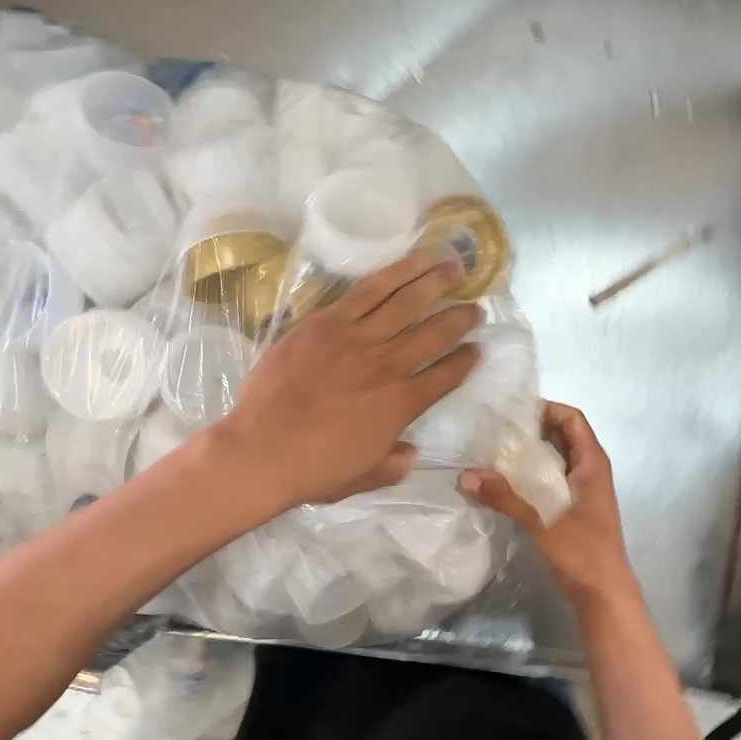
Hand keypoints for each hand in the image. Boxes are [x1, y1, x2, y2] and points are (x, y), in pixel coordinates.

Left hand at [212, 253, 481, 508]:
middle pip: (435, 332)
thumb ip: (393, 465)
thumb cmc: (313, 470)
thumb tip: (411, 453)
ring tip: (455, 268)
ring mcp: (356, 339)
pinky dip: (396, 273)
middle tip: (476, 307)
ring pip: (406, 300)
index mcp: (401, 405)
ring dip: (435, 282)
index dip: (467, 361)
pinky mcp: (325, 322)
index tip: (478, 349)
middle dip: (461, 318)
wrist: (262, 450)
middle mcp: (387, 366)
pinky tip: (414, 261)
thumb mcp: (363, 478)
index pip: (446, 376)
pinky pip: (367, 290)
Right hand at [460, 402, 636, 605]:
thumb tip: (466, 476)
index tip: (513, 411)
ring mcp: (581, 491)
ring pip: (554, 461)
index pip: (572, 419)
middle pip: (561, 437)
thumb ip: (505, 496)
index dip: (546, 408)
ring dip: (529, 456)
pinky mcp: (571, 510)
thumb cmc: (581, 550)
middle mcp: (589, 471)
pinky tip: (504, 484)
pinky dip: (530, 477)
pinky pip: (550, 482)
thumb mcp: (540, 519)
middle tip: (495, 431)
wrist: (602, 592)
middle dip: (531, 431)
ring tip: (494, 453)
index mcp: (592, 463)